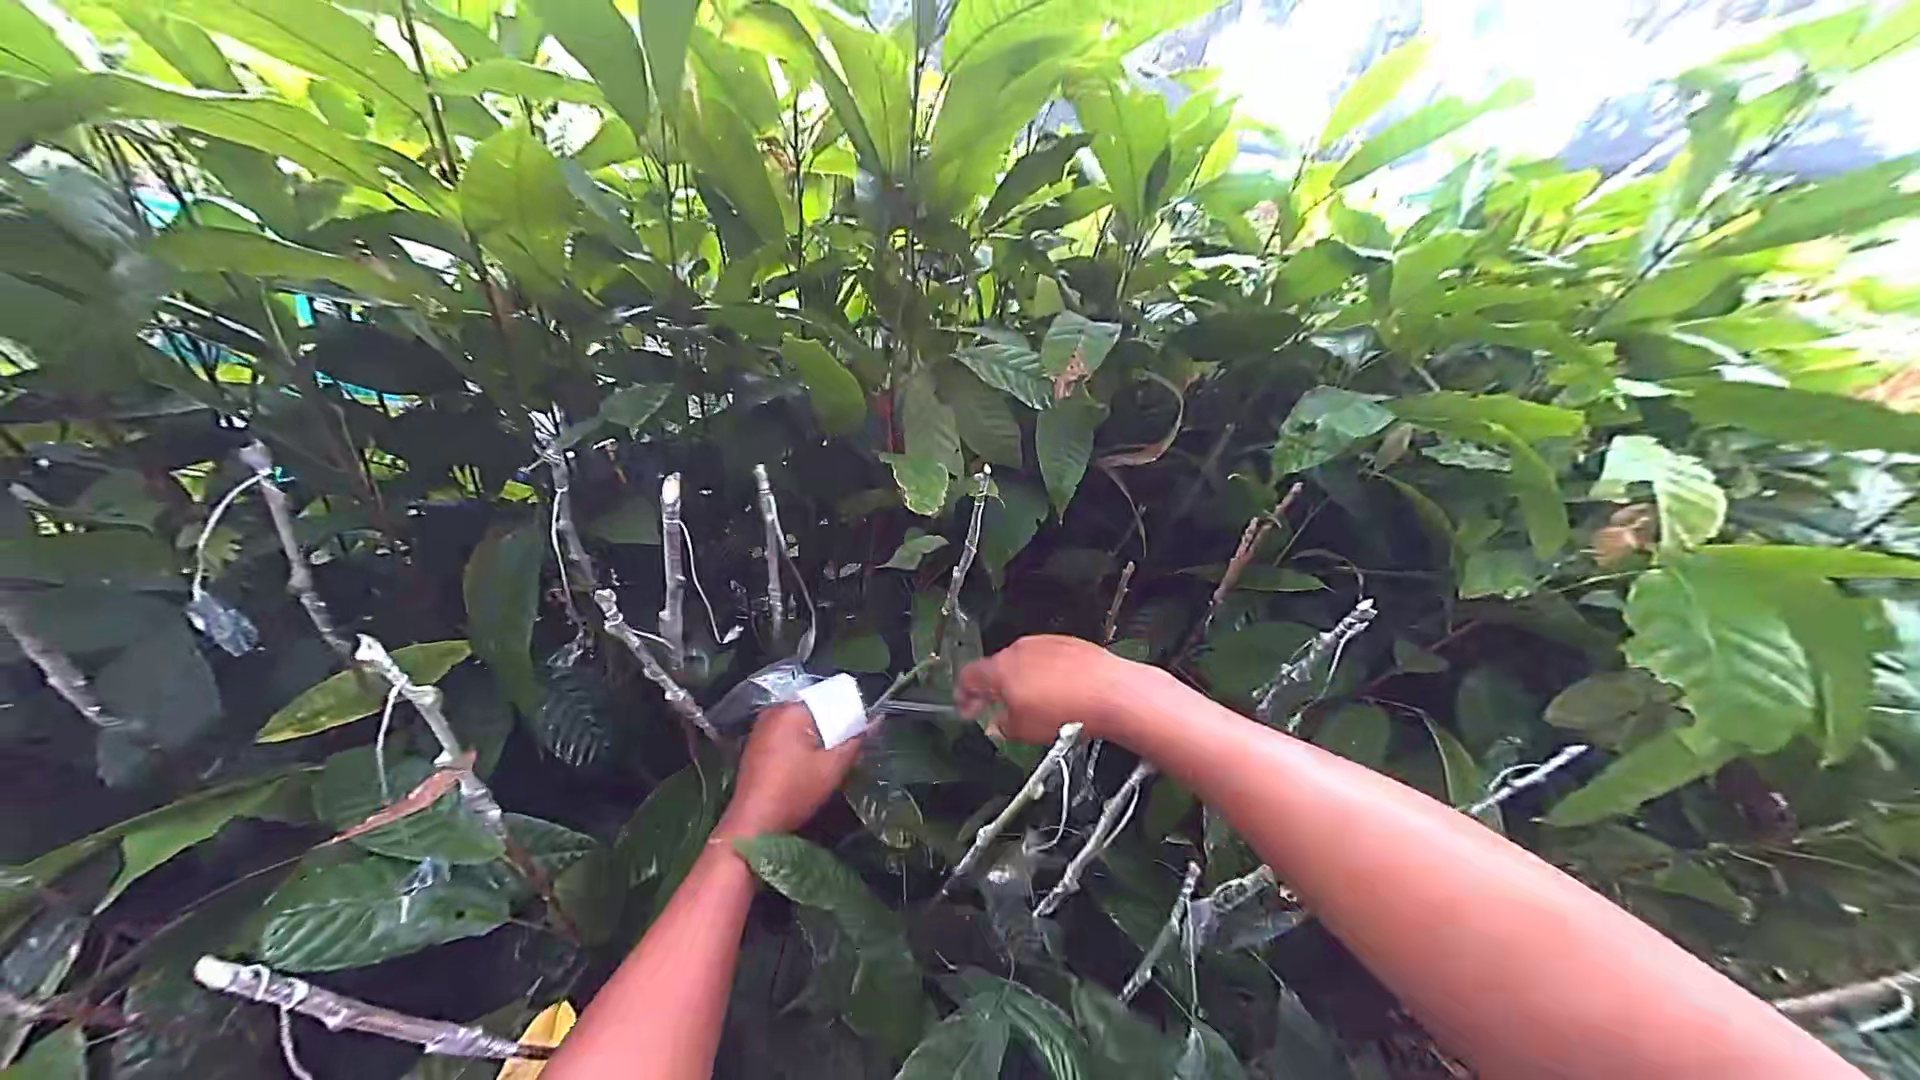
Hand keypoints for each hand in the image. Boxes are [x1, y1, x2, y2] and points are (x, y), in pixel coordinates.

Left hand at [714, 702, 863, 837]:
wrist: (753, 825)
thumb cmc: (794, 792)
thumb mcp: (833, 768)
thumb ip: (856, 740)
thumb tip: (876, 719)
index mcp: (791, 710)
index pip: (831, 700)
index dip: (850, 715)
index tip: (860, 735)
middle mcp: (773, 711)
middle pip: (815, 711)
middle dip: (833, 727)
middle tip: (847, 748)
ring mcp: (761, 727)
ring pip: (801, 724)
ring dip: (817, 737)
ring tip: (830, 758)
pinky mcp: (756, 743)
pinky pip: (787, 734)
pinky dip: (801, 744)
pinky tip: (808, 764)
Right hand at [955, 635, 1157, 744]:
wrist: (1113, 693)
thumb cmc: (1071, 710)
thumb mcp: (1024, 731)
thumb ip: (1002, 726)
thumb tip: (997, 724)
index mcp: (1001, 668)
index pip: (968, 676)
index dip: (963, 694)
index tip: (967, 706)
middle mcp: (1020, 649)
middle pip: (997, 667)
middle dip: (996, 690)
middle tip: (1000, 710)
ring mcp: (1045, 643)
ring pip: (1024, 661)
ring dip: (1023, 682)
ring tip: (1037, 706)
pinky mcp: (1069, 643)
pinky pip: (1049, 658)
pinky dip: (1048, 674)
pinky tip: (1060, 694)